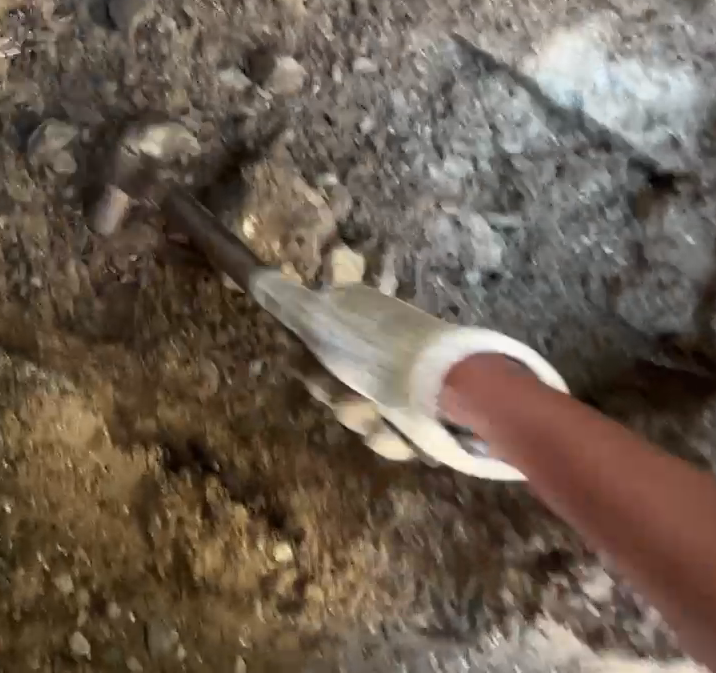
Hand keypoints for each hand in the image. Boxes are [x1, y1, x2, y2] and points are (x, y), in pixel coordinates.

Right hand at [249, 275, 567, 480]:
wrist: (463, 396)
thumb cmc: (384, 350)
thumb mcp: (323, 318)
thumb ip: (284, 299)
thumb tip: (251, 275)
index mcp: (355, 317)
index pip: (310, 337)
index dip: (301, 356)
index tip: (301, 364)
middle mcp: (374, 346)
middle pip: (329, 378)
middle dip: (334, 395)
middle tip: (349, 400)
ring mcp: (400, 382)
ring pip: (358, 410)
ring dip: (364, 422)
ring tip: (383, 424)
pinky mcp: (423, 416)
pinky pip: (391, 433)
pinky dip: (393, 439)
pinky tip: (405, 440)